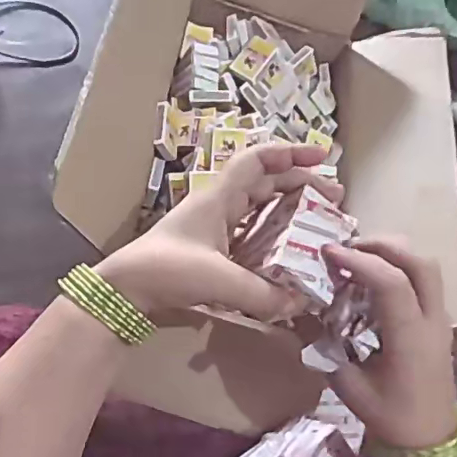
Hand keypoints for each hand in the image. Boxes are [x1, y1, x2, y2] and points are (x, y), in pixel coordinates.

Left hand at [96, 143, 343, 320]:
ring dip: (288, 218)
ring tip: (316, 231)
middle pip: (265, 186)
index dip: (291, 153)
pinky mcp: (207, 257)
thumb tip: (298, 303)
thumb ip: (261, 293)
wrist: (123, 293)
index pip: (258, 161)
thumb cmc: (166, 271)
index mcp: (218, 199)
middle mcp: (217, 210)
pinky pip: (247, 243)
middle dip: (300, 188)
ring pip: (258, 215)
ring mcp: (211, 234)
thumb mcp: (218, 280)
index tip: (322, 156)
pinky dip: (270, 247)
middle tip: (333, 201)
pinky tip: (286, 263)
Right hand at [323, 238, 456, 448]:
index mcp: (410, 338)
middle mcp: (431, 322)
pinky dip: (400, 269)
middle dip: (382, 246)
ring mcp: (440, 320)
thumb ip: (327, 350)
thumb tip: (305, 320)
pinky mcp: (438, 323)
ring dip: (393, 254)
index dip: (358, 261)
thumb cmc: (390, 416)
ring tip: (358, 258)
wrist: (430, 438)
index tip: (328, 253)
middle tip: (346, 248)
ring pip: (427, 268)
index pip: (390, 282)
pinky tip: (373, 280)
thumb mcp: (349, 387)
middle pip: (419, 262)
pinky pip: (424, 282)